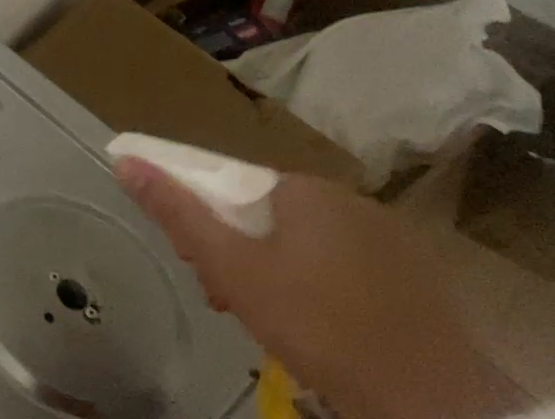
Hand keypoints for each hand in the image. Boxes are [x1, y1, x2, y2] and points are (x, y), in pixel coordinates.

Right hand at [114, 159, 523, 418]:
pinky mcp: (419, 283)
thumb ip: (177, 212)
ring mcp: (392, 243)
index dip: (203, 221)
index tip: (193, 261)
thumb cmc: (317, 324)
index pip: (230, 186)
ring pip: (305, 244)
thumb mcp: (231, 268)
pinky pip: (345, 268)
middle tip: (225, 297)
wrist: (430, 404)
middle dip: (236, 251)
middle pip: (266, 215)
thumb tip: (124, 160)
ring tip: (264, 318)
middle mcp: (352, 202)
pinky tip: (314, 326)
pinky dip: (319, 288)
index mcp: (306, 189)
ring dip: (273, 272)